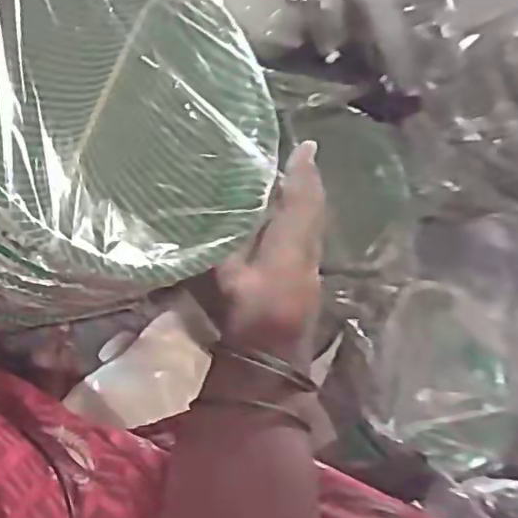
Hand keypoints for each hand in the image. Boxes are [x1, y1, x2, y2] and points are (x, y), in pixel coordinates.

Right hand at [210, 142, 325, 366]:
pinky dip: (296, 226)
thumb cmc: (244, 324)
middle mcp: (306, 259)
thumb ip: (219, 249)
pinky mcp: (302, 288)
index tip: (305, 146)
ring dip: (303, 205)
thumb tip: (206, 221)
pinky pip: (303, 245)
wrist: (267, 371)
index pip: (301, 204)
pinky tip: (279, 227)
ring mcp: (308, 276)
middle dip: (306, 185)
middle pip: (312, 214)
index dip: (302, 175)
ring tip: (287, 185)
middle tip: (296, 160)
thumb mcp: (226, 282)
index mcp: (289, 252)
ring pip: (311, 229)